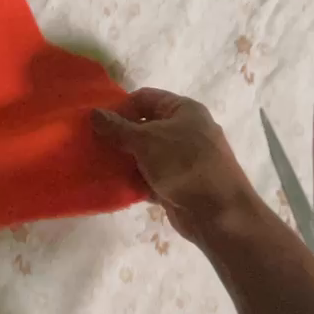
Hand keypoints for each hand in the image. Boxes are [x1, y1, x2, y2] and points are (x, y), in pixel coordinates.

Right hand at [93, 88, 261, 246]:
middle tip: (94, 143)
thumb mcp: (145, 141)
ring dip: (125, 158)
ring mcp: (184, 159)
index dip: (121, 107)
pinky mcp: (180, 183)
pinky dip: (135, 178)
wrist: (219, 215)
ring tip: (99, 163)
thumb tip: (94, 113)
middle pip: (144, 125)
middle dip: (120, 134)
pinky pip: (151, 175)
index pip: (145, 98)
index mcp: (184, 110)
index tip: (98, 122)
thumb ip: (117, 127)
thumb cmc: (184, 165)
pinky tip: (114, 183)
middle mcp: (186, 131)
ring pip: (146, 152)